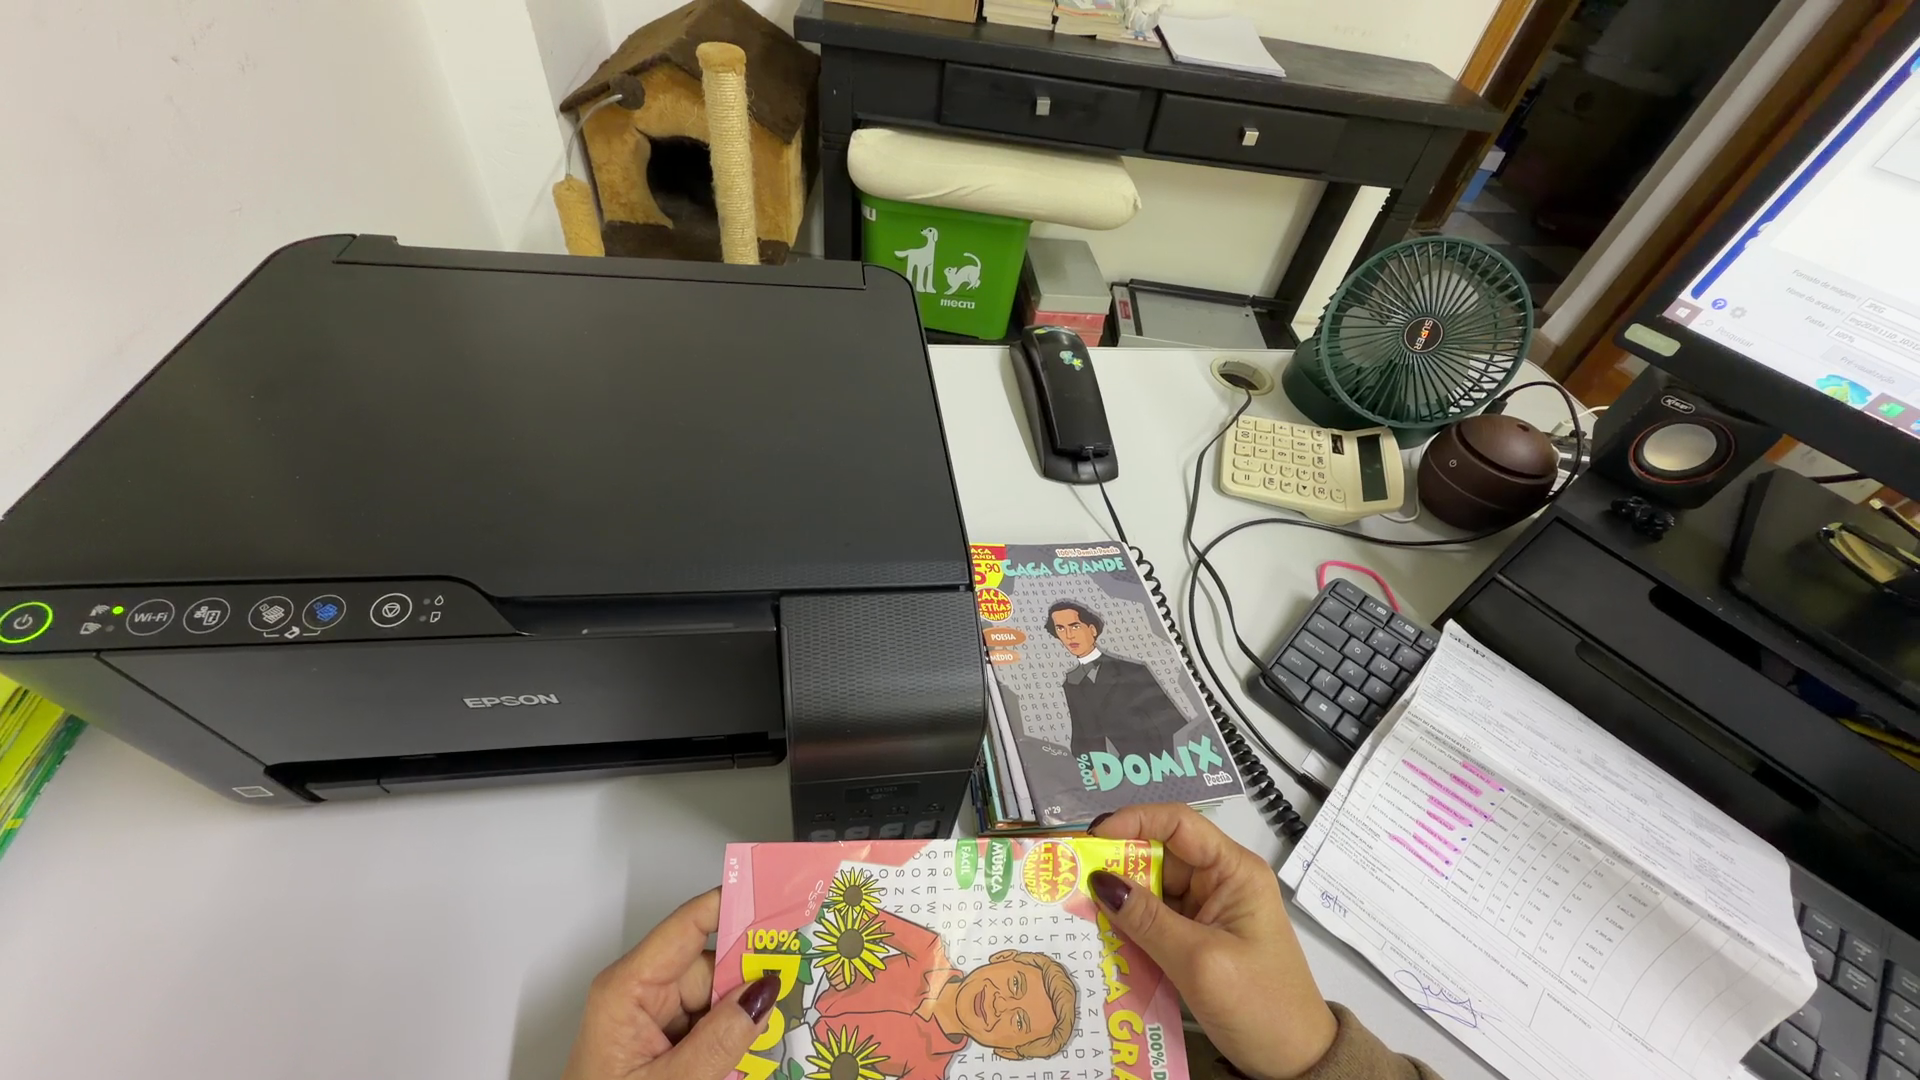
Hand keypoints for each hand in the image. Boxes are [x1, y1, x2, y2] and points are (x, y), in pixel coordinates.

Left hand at [563, 889, 780, 1079]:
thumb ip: (719, 1041)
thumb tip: (765, 988)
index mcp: (631, 987)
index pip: (693, 922)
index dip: (738, 901)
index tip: (786, 895)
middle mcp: (645, 993)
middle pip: (717, 963)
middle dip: (757, 978)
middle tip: (804, 980)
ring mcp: (658, 1021)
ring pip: (723, 999)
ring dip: (752, 1019)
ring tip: (784, 1032)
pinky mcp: (669, 1048)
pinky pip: (716, 1029)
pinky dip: (739, 1042)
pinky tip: (759, 1056)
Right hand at [1090, 804, 1336, 1079]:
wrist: (1297, 1067)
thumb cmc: (1260, 1006)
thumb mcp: (1199, 962)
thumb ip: (1147, 919)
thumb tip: (1098, 880)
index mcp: (1233, 870)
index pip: (1178, 823)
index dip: (1133, 821)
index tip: (1092, 838)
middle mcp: (1219, 878)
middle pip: (1158, 852)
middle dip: (1117, 862)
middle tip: (1072, 877)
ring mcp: (1207, 907)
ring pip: (1151, 884)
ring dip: (1119, 896)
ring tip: (1078, 904)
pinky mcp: (1197, 934)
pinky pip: (1154, 915)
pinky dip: (1129, 922)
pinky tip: (1101, 931)